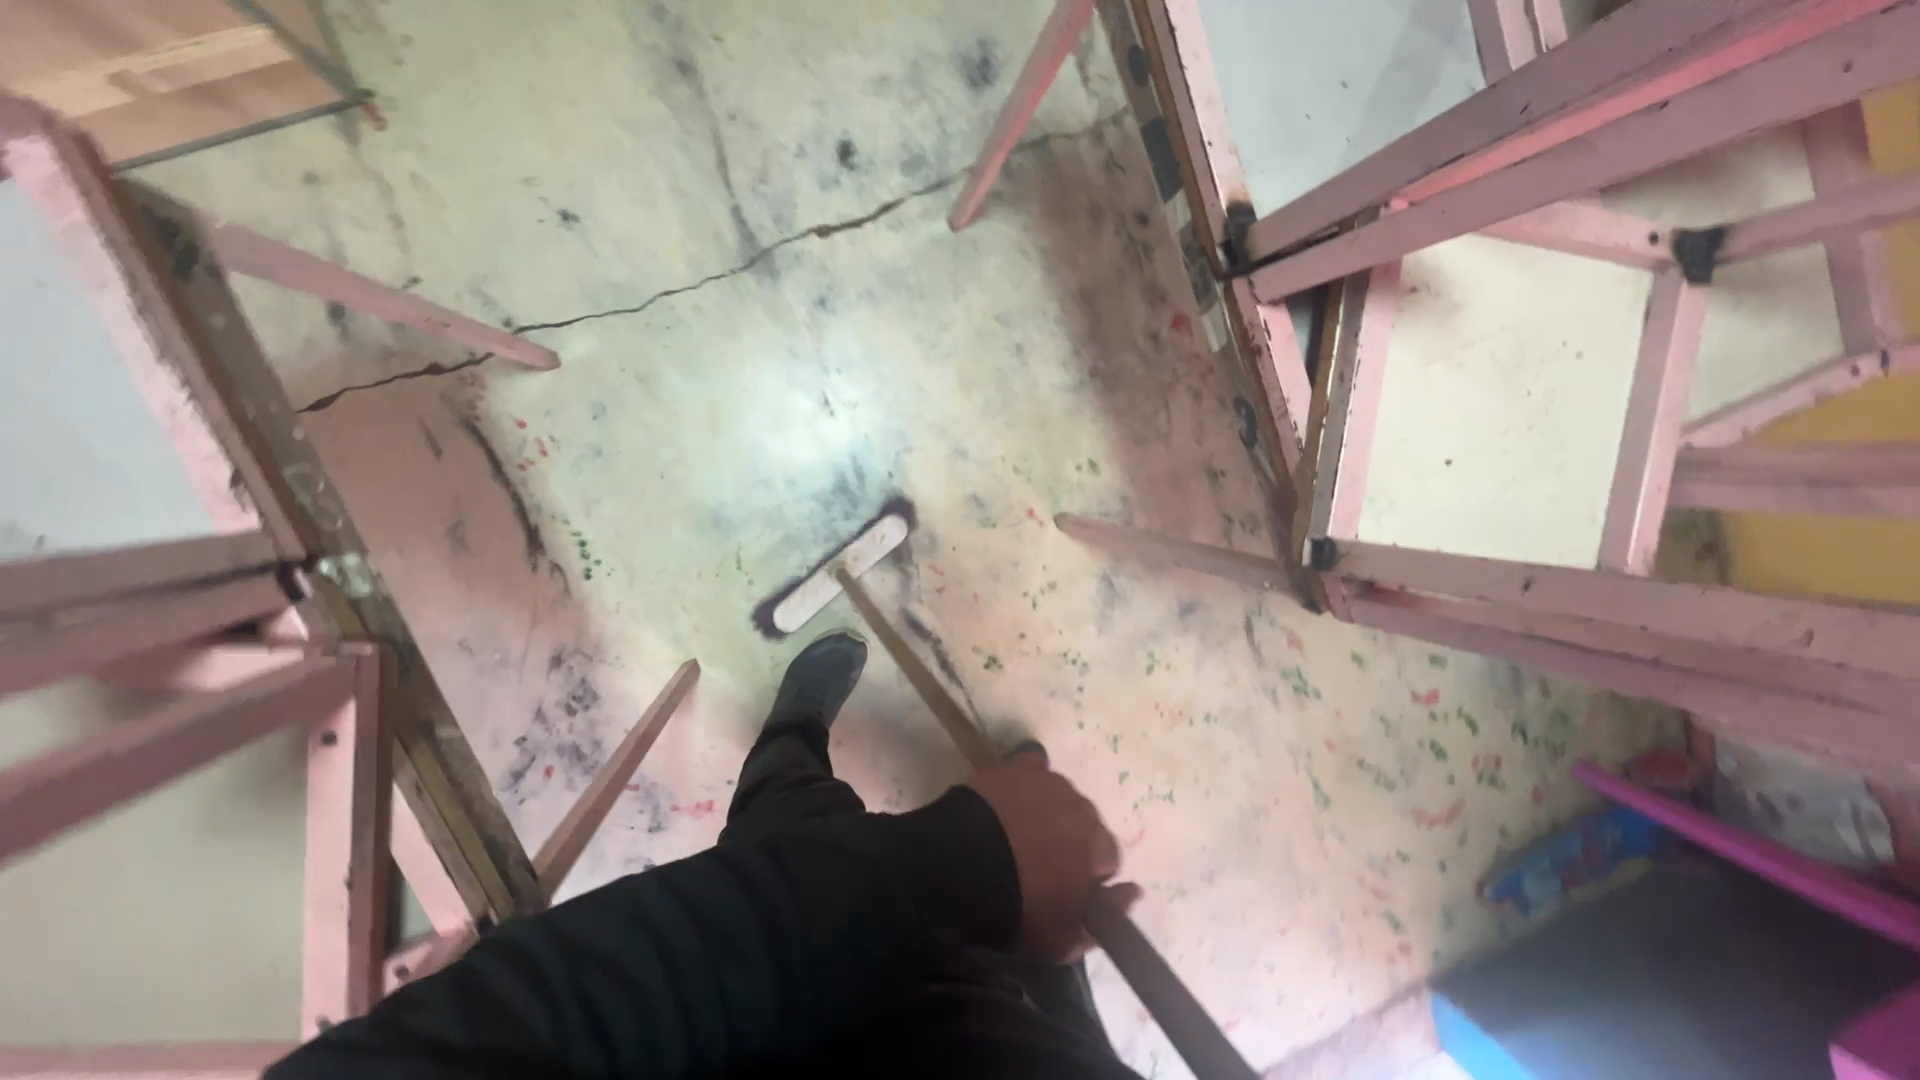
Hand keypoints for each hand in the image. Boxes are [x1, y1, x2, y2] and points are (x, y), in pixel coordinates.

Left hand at [965, 754, 1141, 960]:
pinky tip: (1009, 799)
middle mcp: (1080, 806)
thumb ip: (1108, 916)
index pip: (1107, 859)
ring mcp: (1046, 782)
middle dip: (1069, 841)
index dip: (1088, 877)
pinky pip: (1029, 769)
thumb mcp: (1066, 938)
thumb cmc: (1018, 907)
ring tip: (1017, 834)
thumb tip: (1134, 892)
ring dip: (1046, 812)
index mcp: (1097, 845)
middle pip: (1084, 823)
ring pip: (1057, 797)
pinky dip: (1024, 783)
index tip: (1065, 890)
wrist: (961, 868)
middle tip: (1039, 863)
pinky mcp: (1013, 768)